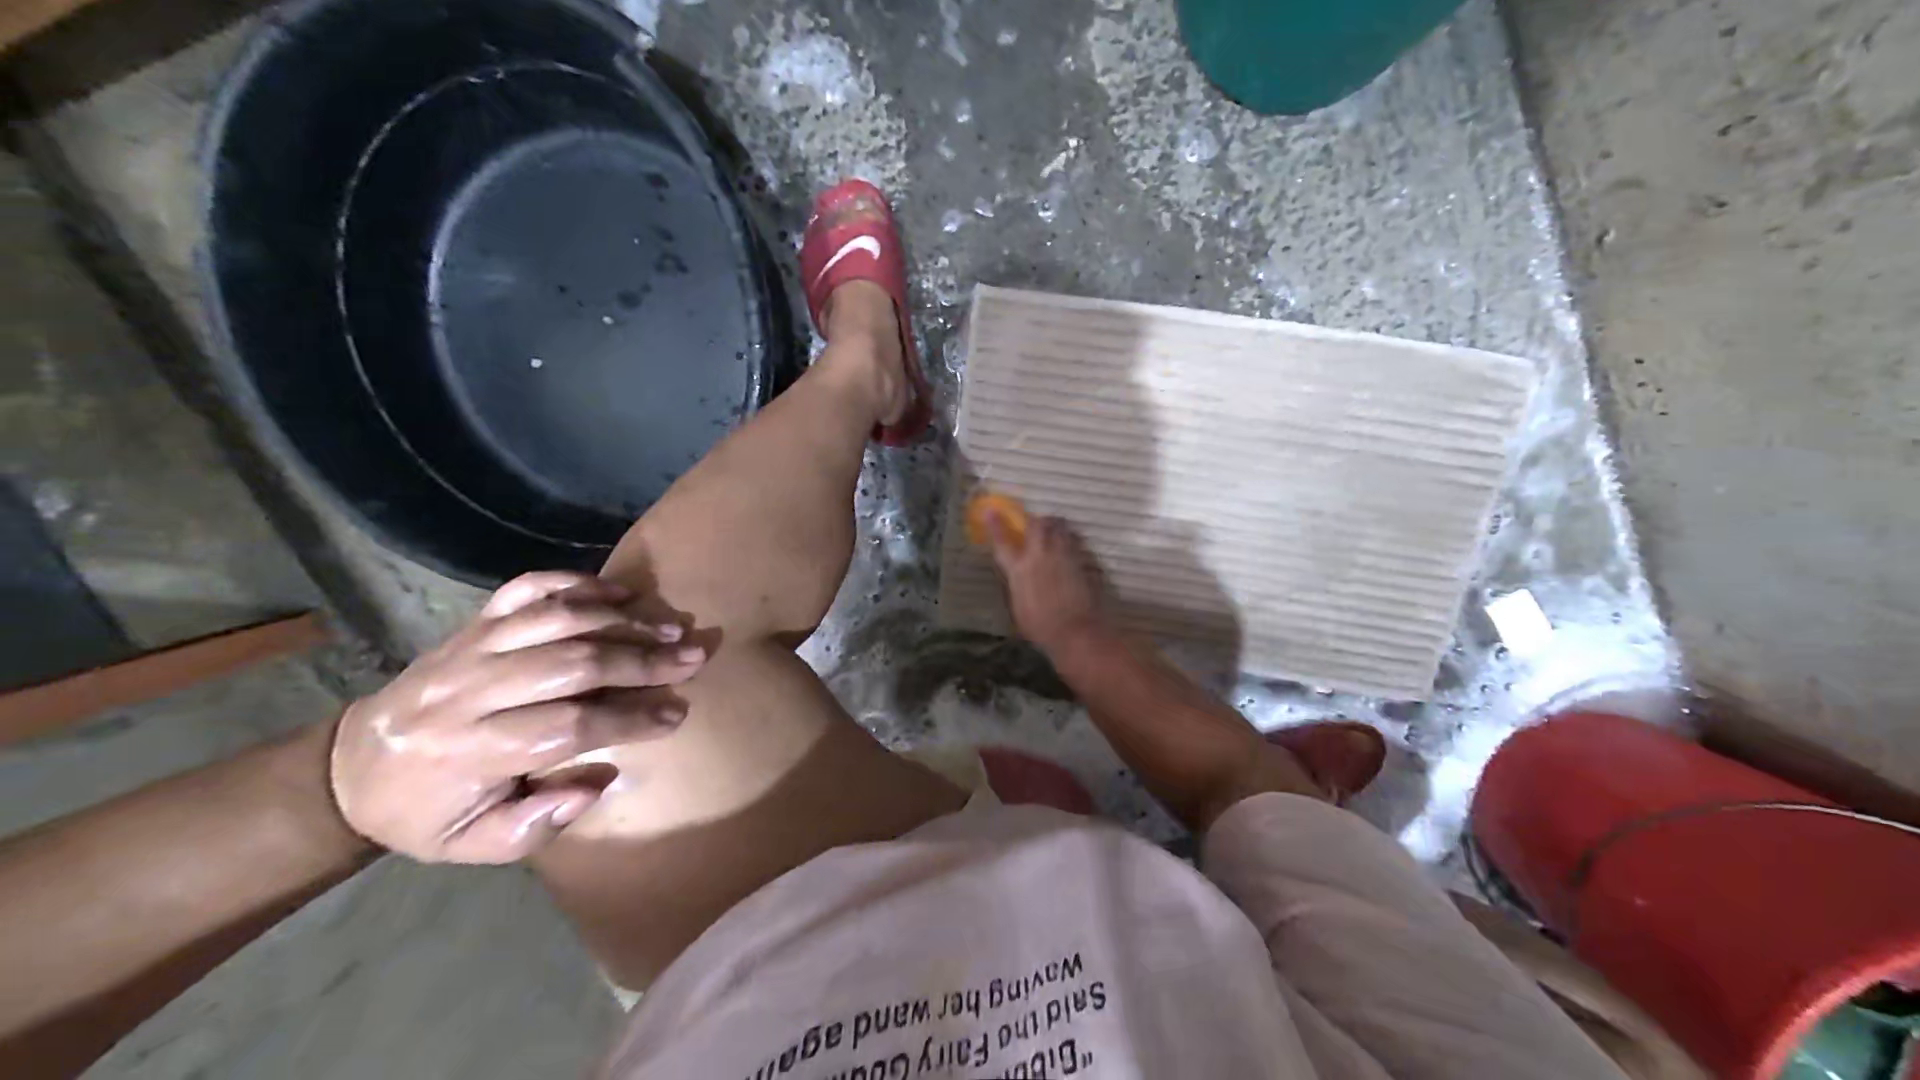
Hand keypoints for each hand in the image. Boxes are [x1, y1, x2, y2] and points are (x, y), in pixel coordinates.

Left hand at [329, 571, 704, 863]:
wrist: (351, 768)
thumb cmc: (424, 812)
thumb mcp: (470, 846)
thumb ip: (535, 826)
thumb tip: (601, 781)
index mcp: (472, 752)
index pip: (568, 727)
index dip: (630, 720)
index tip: (677, 715)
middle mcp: (470, 692)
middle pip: (571, 664)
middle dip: (641, 660)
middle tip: (692, 658)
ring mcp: (470, 647)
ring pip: (556, 619)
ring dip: (621, 619)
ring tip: (669, 626)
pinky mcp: (471, 624)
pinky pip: (526, 589)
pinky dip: (576, 583)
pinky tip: (617, 592)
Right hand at [985, 514, 1114, 653]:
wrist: (1077, 631)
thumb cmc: (1041, 627)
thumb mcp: (1019, 606)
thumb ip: (1018, 584)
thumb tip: (1019, 575)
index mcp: (1020, 569)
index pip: (1003, 542)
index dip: (995, 525)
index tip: (990, 510)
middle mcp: (1042, 555)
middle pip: (1037, 525)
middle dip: (1035, 521)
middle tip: (1034, 524)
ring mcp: (1065, 555)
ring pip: (1060, 528)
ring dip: (1054, 526)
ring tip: (1054, 531)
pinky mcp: (1084, 561)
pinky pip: (1075, 541)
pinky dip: (1070, 539)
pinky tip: (1070, 548)